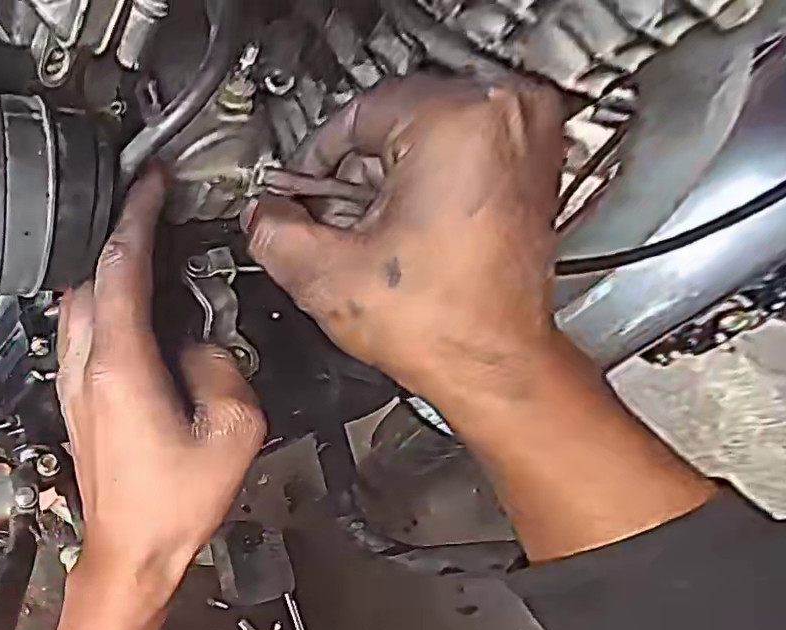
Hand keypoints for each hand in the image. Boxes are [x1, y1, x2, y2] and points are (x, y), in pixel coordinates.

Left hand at [36, 169, 265, 629]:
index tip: (150, 184)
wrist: (128, 552)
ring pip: (75, 307)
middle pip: (88, 279)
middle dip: (116, 237)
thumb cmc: (172, 506)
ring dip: (104, 273)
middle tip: (151, 213)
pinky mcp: (74, 407)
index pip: (120, 267)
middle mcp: (84, 372)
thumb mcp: (231, 430)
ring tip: (142, 254)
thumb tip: (197, 341)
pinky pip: (79, 339)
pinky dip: (100, 309)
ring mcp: (72, 390)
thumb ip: (218, 365)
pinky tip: (128, 311)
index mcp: (120, 368)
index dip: (136, 216)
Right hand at [244, 76, 569, 405]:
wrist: (487, 360)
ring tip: (354, 237)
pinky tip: (388, 235)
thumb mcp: (323, 276)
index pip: (356, 113)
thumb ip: (272, 234)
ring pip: (418, 141)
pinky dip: (412, 189)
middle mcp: (504, 117)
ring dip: (373, 185)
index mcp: (456, 125)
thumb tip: (259, 216)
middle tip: (316, 221)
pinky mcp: (526, 171)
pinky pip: (450, 158)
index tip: (291, 193)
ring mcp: (523, 142)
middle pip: (388, 124)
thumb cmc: (434, 324)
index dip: (308, 160)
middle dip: (341, 178)